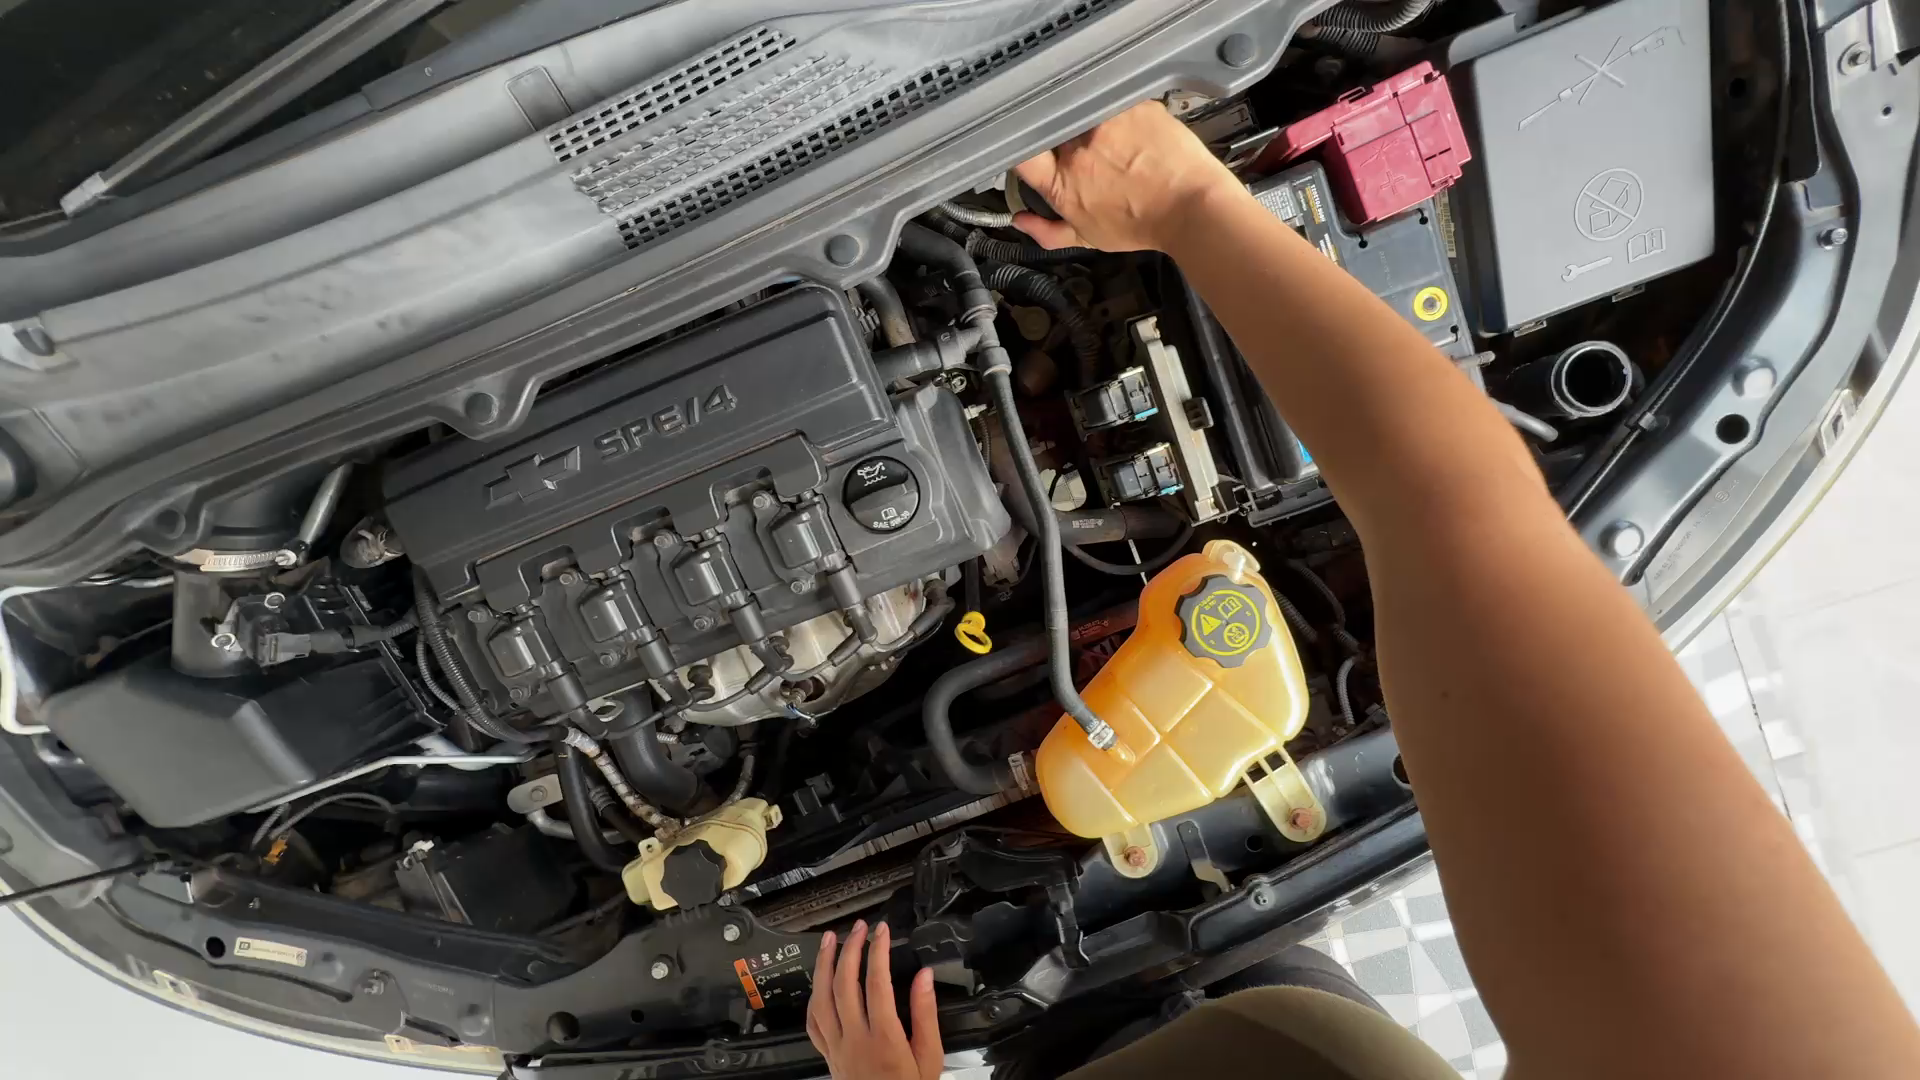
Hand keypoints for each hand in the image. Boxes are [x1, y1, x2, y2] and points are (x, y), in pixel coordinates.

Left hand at [806, 920, 943, 1079]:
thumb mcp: (930, 1058)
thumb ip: (926, 1015)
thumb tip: (924, 975)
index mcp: (884, 1040)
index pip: (877, 985)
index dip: (878, 952)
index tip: (882, 930)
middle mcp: (855, 1041)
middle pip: (844, 986)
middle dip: (850, 949)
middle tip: (859, 927)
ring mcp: (837, 1049)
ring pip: (821, 1000)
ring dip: (824, 965)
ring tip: (830, 939)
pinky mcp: (828, 1056)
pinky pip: (813, 1023)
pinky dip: (814, 996)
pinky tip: (819, 979)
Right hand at [1012, 100, 1240, 253]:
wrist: (1188, 205)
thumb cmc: (1140, 224)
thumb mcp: (1087, 237)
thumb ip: (1047, 232)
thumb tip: (1021, 221)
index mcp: (1060, 183)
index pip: (1020, 154)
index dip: (1020, 150)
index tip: (1030, 153)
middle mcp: (1076, 148)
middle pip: (1050, 129)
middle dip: (1059, 139)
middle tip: (1082, 154)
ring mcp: (1103, 121)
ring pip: (1079, 112)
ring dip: (1088, 124)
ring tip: (1111, 145)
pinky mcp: (1129, 103)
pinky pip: (1110, 101)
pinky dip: (1116, 114)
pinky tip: (1131, 134)